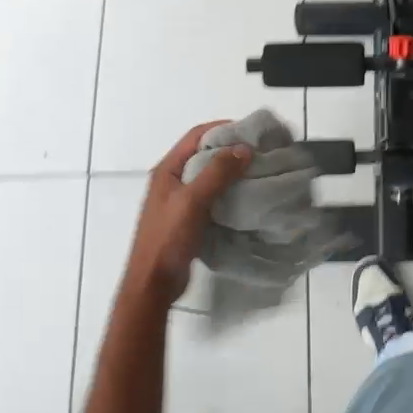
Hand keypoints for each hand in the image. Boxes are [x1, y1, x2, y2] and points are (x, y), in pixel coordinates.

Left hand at [124, 121, 252, 304]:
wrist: (152, 284)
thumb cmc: (168, 238)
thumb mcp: (192, 201)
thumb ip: (217, 173)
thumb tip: (244, 148)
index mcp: (167, 169)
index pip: (196, 135)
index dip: (223, 128)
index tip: (251, 131)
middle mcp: (172, 180)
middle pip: (203, 153)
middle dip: (230, 149)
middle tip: (259, 151)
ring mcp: (179, 200)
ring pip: (209, 175)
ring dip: (231, 171)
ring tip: (257, 171)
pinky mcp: (188, 218)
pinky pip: (211, 196)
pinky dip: (228, 191)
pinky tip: (246, 196)